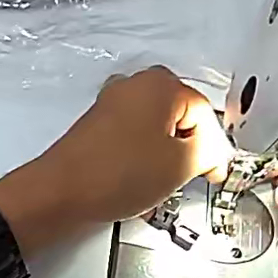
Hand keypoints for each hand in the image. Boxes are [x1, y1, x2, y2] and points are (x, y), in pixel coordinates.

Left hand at [0, 67, 233, 253]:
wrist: (61, 193)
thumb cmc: (112, 174)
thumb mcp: (180, 166)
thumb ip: (207, 153)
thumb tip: (211, 152)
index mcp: (160, 85)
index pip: (205, 114)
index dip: (214, 148)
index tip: (215, 170)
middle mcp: (134, 86)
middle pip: (179, 121)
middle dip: (186, 152)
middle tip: (186, 177)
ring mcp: (112, 106)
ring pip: (154, 133)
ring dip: (162, 160)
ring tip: (155, 186)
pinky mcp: (97, 129)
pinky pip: (131, 143)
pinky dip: (139, 162)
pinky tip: (135, 186)